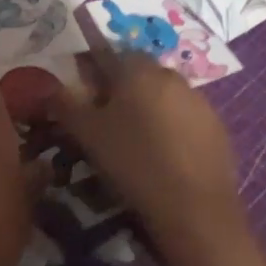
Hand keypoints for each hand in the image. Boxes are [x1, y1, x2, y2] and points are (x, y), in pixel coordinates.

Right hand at [49, 52, 245, 261]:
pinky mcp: (219, 130)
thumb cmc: (133, 162)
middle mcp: (172, 76)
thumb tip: (46, 87)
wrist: (195, 211)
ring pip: (164, 97)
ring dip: (148, 110)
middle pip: (138, 75)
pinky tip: (162, 158)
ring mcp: (201, 103)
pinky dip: (172, 130)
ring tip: (135, 143)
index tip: (82, 96)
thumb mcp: (86, 133)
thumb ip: (63, 104)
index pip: (109, 53)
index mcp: (138, 69)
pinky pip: (186, 120)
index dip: (92, 72)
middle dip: (120, 91)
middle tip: (105, 121)